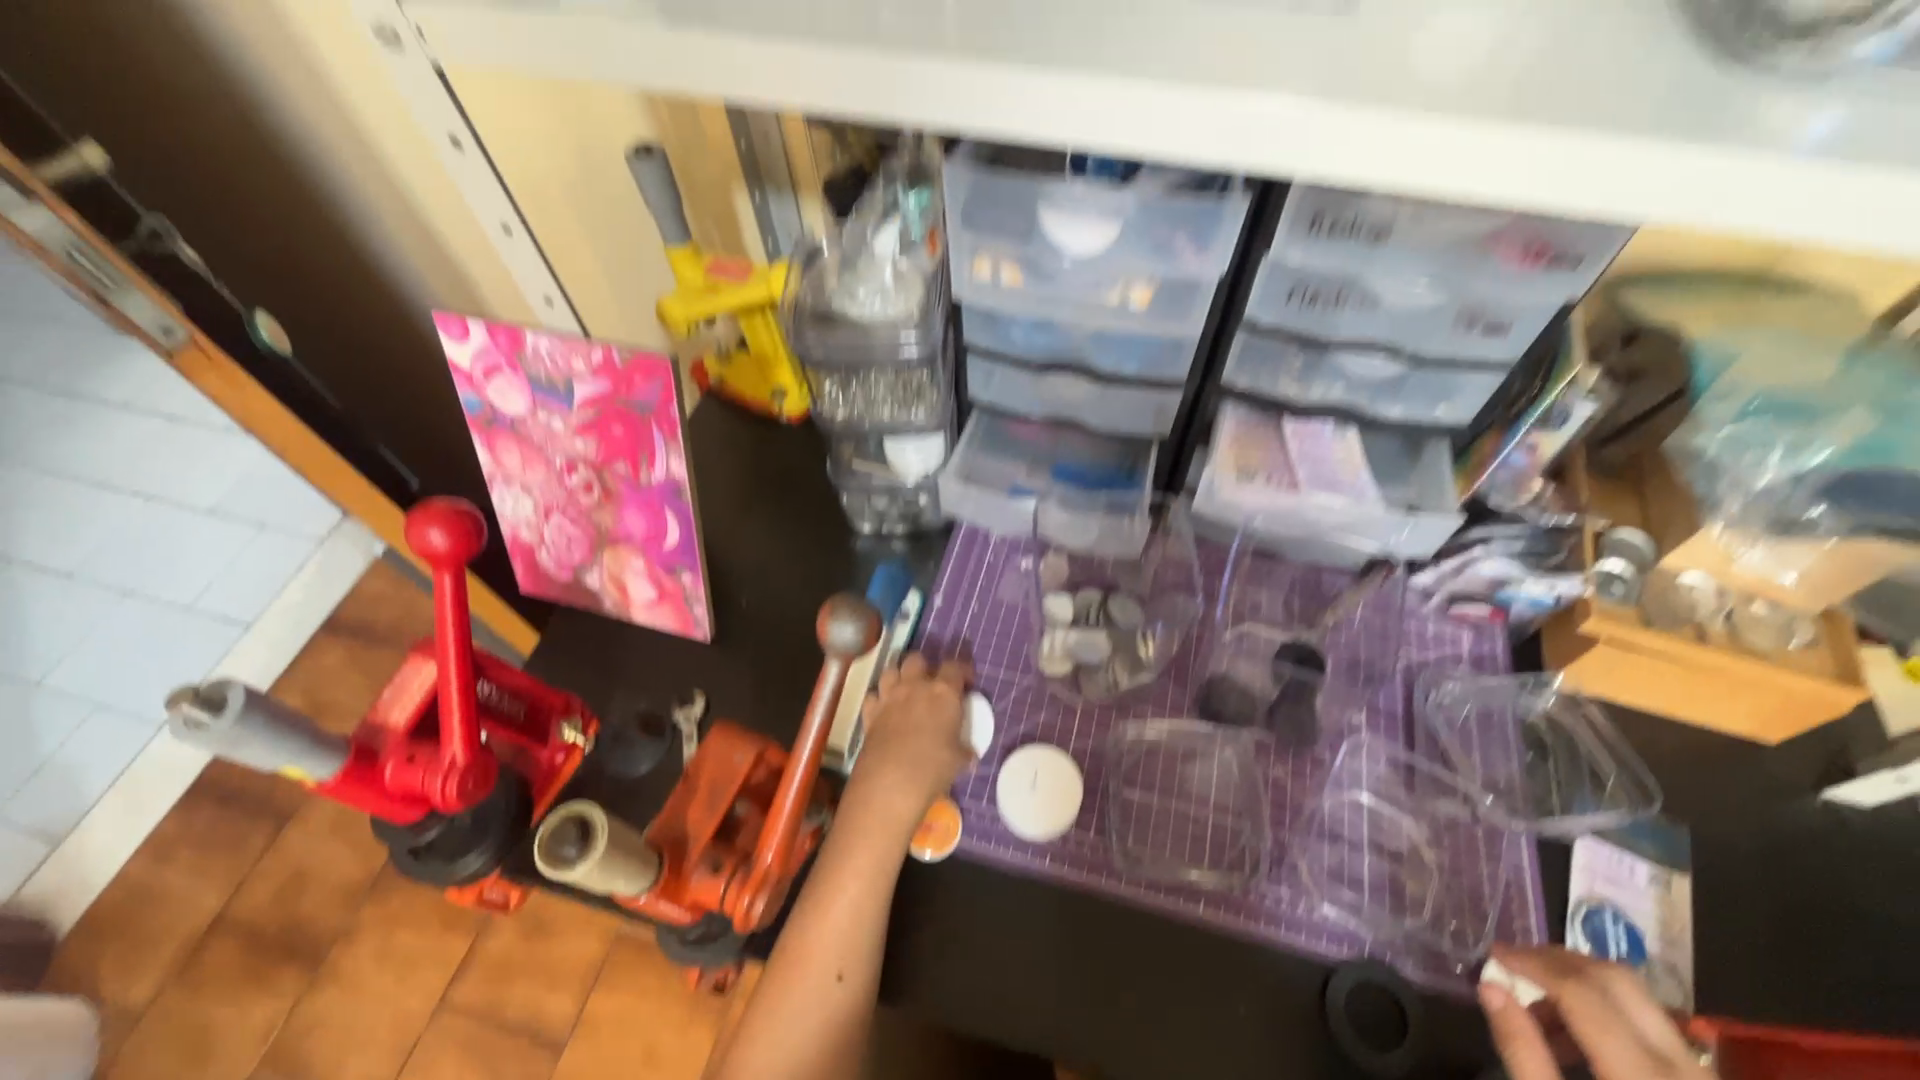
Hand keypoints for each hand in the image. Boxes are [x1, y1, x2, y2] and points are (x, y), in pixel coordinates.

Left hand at [848, 653, 973, 824]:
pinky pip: (873, 695)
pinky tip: (885, 710)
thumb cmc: (933, 767)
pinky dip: (879, 699)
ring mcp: (889, 696)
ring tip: (906, 692)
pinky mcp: (870, 711)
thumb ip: (964, 749)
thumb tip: (970, 754)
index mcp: (943, 692)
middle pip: (917, 659)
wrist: (891, 781)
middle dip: (924, 667)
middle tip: (931, 685)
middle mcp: (915, 686)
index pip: (955, 666)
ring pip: (891, 670)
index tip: (966, 683)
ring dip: (899, 677)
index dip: (961, 671)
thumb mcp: (959, 760)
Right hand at [1480, 946, 1713, 1079]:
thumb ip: (1523, 1053)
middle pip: (1618, 981)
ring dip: (1581, 990)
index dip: (1533, 963)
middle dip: (1559, 963)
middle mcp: (1686, 1066)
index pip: (1583, 993)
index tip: (1493, 954)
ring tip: (1540, 1019)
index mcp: (1644, 1077)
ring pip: (1639, 999)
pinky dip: (1608, 1017)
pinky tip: (1578, 1044)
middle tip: (1513, 965)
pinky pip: (1655, 1027)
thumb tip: (1490, 987)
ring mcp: (1705, 1075)